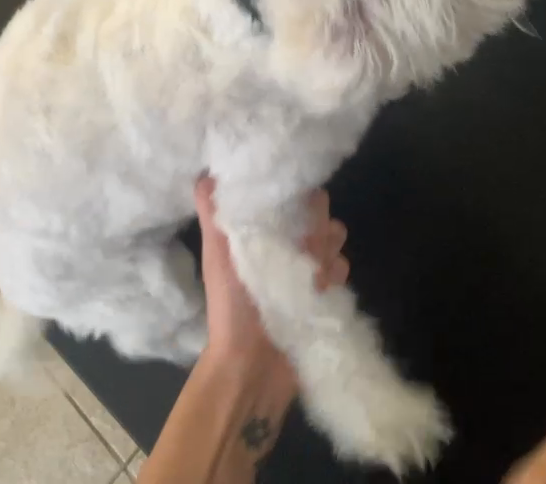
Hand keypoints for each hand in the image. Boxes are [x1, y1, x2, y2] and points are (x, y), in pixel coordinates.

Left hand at [195, 178, 349, 361]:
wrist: (248, 369)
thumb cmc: (230, 308)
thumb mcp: (217, 257)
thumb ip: (213, 216)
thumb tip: (204, 175)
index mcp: (262, 235)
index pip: (290, 200)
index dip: (298, 195)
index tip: (298, 197)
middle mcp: (287, 249)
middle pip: (319, 218)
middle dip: (321, 223)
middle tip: (309, 240)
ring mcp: (308, 274)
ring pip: (335, 244)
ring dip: (329, 250)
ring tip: (313, 270)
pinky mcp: (324, 297)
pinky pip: (342, 272)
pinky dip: (335, 276)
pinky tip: (320, 289)